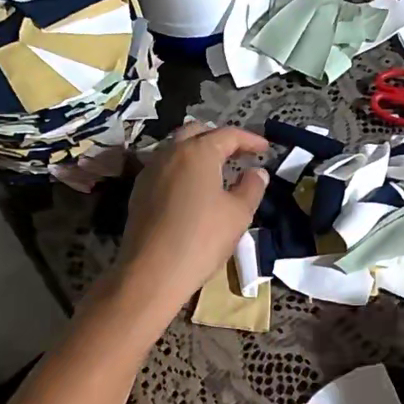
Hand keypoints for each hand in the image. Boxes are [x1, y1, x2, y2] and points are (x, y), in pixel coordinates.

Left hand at [115, 122, 269, 312]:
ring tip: (217, 169)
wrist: (152, 271)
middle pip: (196, 132)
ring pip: (175, 149)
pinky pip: (164, 169)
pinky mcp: (138, 192)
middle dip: (219, 138)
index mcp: (196, 152)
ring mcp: (149, 171)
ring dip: (197, 152)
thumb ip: (251, 187)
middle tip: (238, 154)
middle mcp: (168, 153)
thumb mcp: (238, 214)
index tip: (265, 149)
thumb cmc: (201, 239)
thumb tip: (256, 172)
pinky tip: (192, 188)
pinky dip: (181, 169)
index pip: (227, 134)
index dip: (249, 139)